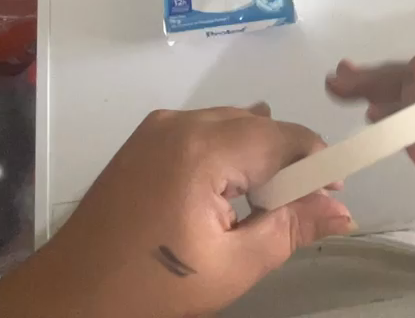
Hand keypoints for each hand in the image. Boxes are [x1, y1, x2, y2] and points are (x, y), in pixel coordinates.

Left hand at [0, 105, 355, 317]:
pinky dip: (226, 147)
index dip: (315, 158)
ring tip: (261, 200)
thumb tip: (343, 210)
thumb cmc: (154, 286)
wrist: (72, 292)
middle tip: (299, 205)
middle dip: (286, 158)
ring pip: (231, 122)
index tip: (335, 190)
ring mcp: (160, 123)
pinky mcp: (146, 134)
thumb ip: (291, 229)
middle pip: (256, 125)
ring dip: (256, 151)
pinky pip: (203, 126)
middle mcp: (182, 121)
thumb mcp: (232, 267)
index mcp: (203, 149)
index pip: (280, 136)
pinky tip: (226, 185)